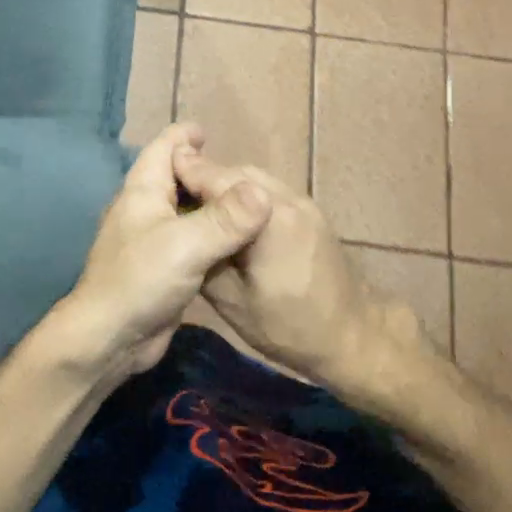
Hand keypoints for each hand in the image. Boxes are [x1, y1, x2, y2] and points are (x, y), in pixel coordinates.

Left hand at [49, 124, 272, 382]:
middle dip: (202, 170)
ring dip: (208, 205)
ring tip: (242, 203)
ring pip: (184, 211)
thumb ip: (225, 218)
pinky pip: (189, 240)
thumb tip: (263, 191)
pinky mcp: (162, 268)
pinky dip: (208, 234)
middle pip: (174, 178)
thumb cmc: (141, 280)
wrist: (110, 338)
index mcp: (143, 191)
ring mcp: (151, 240)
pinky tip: (232, 242)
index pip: (163, 149)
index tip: (210, 132)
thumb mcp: (186, 244)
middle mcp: (144, 209)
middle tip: (240, 172)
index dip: (185, 137)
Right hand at [173, 150, 431, 399]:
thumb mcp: (233, 303)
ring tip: (196, 207)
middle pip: (233, 172)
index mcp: (269, 219)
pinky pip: (267, 190)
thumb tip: (178, 232)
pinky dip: (242, 194)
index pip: (215, 179)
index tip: (155, 180)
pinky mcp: (309, 212)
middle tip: (171, 196)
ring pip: (251, 178)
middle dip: (201, 177)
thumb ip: (203, 258)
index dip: (183, 174)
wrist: (356, 339)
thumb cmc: (291, 328)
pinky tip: (227, 217)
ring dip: (222, 185)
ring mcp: (303, 202)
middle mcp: (287, 199)